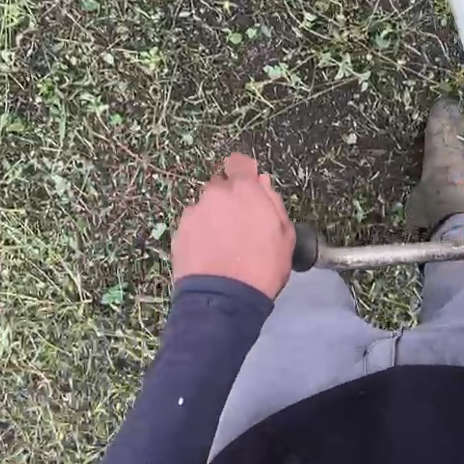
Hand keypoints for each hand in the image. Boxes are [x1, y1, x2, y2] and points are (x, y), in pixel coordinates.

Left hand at [170, 152, 294, 298]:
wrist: (223, 301)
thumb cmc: (263, 267)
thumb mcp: (285, 235)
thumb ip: (273, 203)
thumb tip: (262, 183)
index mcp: (244, 189)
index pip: (238, 162)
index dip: (243, 171)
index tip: (248, 185)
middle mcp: (215, 194)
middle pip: (221, 186)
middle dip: (229, 199)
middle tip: (239, 224)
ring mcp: (194, 213)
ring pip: (206, 207)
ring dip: (213, 217)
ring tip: (222, 245)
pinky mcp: (179, 233)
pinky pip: (193, 225)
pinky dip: (199, 234)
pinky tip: (209, 254)